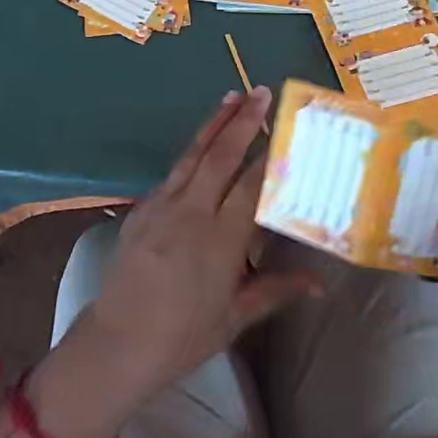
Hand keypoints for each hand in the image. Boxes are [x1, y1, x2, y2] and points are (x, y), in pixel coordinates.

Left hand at [30, 88, 320, 437]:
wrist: (116, 345)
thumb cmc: (183, 337)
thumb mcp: (235, 317)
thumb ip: (276, 290)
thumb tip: (320, 285)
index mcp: (219, 241)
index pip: (249, 185)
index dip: (268, 154)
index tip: (285, 127)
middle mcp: (190, 215)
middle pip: (219, 156)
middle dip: (242, 121)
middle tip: (261, 92)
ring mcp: (160, 209)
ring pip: (191, 156)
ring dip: (212, 125)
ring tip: (231, 97)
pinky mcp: (140, 211)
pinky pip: (171, 175)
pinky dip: (190, 155)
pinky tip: (200, 147)